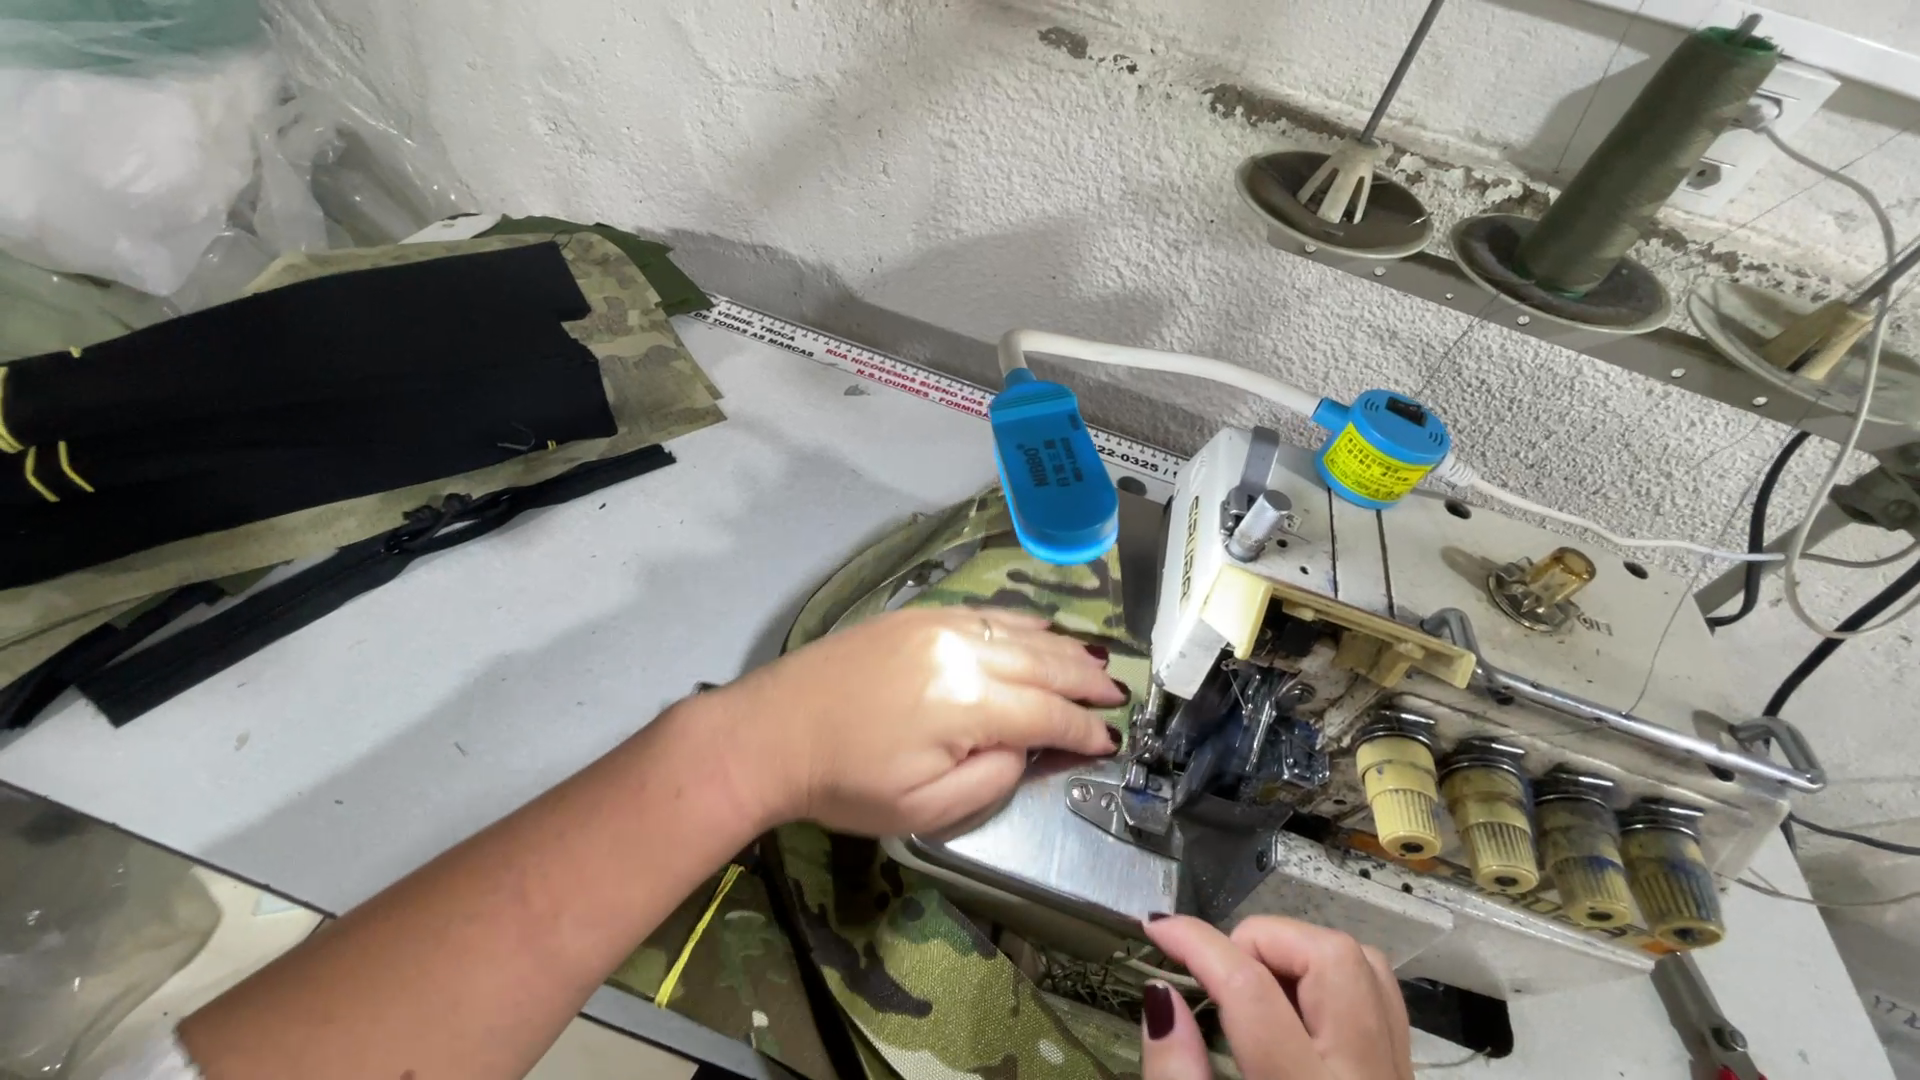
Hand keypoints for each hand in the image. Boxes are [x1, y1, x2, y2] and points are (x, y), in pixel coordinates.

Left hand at [704, 607, 1123, 835]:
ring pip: (1019, 632)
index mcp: (966, 704)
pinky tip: (1040, 627)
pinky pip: (984, 612)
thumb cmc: (846, 784)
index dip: (1081, 730)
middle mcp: (961, 652)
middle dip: (1085, 681)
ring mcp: (937, 624)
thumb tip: (1026, 746)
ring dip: (1062, 648)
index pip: (1045, 715)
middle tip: (1117, 696)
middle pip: (1043, 663)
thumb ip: (992, 778)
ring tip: (1094, 662)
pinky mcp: (915, 615)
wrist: (771, 733)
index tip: (1108, 741)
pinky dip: (1020, 622)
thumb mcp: (924, 808)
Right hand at [1140, 915, 1412, 1079]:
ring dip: (1301, 954)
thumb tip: (1160, 993)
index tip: (1157, 929)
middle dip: (1262, 942)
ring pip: (1365, 966)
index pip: (1250, 987)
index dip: (1195, 942)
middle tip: (1221, 975)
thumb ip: (1175, 1074)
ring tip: (1257, 986)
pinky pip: (1379, 996)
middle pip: (1329, 958)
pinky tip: (1296, 1009)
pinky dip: (1333, 977)